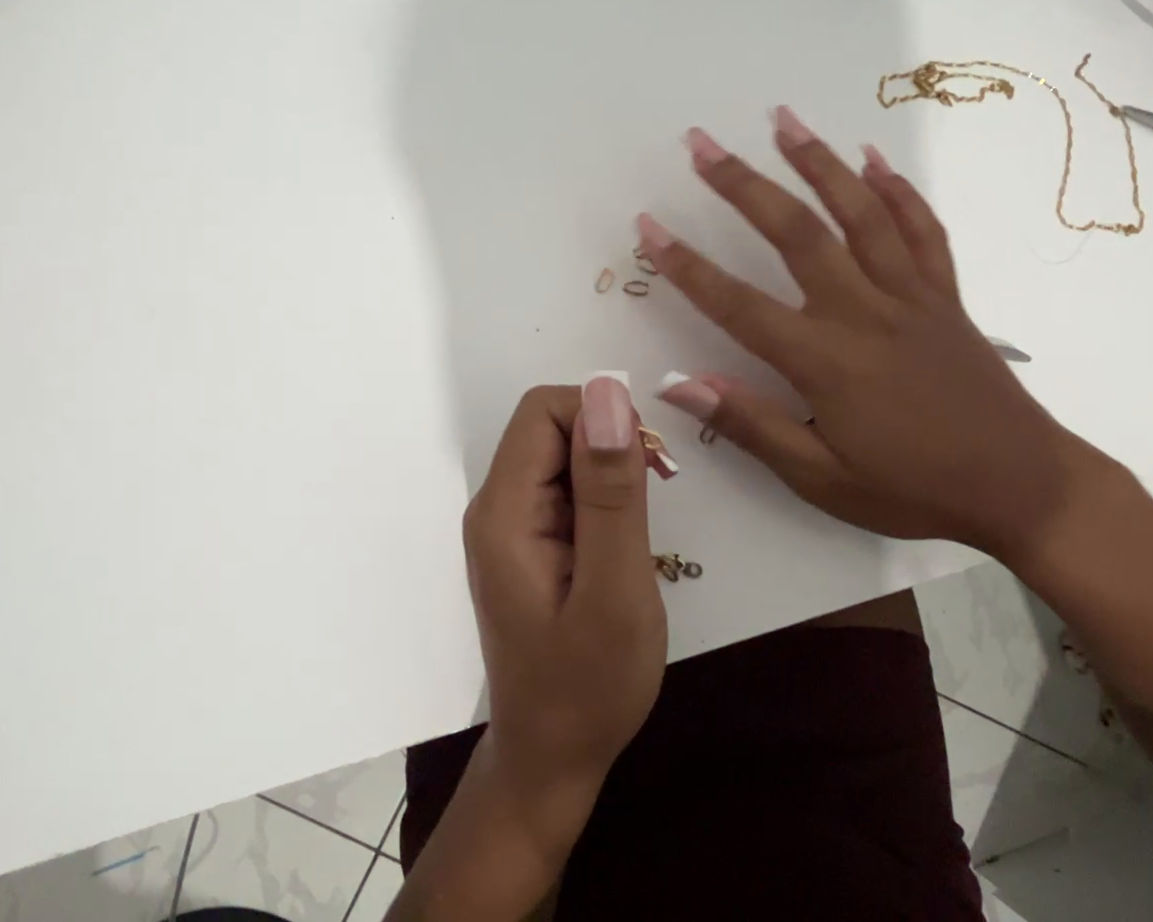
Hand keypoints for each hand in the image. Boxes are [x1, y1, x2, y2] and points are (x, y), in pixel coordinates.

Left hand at [461, 380, 666, 803]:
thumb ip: (611, 491)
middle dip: (610, 446)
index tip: (649, 468)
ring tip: (642, 535)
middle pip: (551, 429)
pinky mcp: (529, 547)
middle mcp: (496, 509)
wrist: (554, 758)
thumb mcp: (615, 588)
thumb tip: (607, 393)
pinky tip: (625, 545)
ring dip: (612, 476)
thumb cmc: (589, 686)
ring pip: (563, 458)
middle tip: (656, 500)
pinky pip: (566, 493)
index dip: (602, 420)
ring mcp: (510, 529)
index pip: (543, 410)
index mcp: (504, 512)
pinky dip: (604, 502)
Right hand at [636, 107, 1098, 557]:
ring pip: (860, 213)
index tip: (648, 227)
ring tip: (782, 119)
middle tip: (701, 143)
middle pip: (797, 233)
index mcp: (825, 361)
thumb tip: (678, 383)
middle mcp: (864, 312)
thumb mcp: (822, 479)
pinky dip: (898, 190)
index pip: (738, 305)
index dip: (687, 266)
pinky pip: (922, 230)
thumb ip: (751, 425)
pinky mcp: (947, 296)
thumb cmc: (913, 491)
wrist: (1022, 486)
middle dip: (743, 185)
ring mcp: (911, 296)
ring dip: (818, 162)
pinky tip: (874, 159)